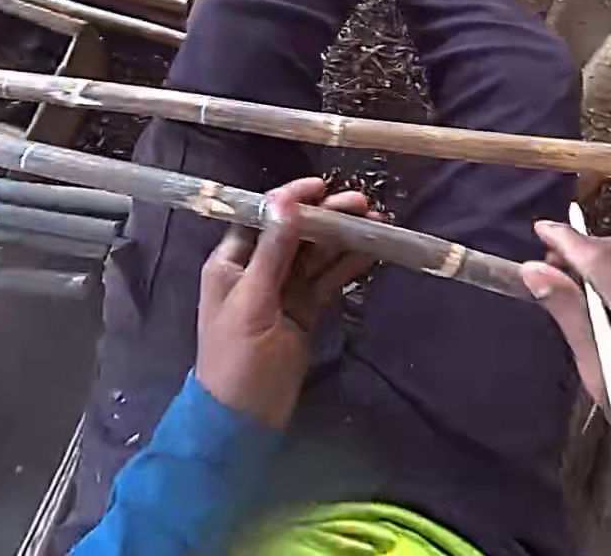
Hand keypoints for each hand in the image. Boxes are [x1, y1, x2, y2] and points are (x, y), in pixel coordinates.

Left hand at [195, 178, 378, 429]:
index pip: (264, 217)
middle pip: (295, 233)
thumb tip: (285, 201)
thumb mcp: (253, 300)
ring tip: (377, 225)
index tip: (321, 187)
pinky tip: (369, 256)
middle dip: (326, 219)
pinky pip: (326, 282)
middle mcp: (257, 269)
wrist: (242, 423)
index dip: (291, 199)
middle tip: (363, 206)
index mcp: (233, 260)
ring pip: (315, 256)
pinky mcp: (303, 311)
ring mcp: (282, 290)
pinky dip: (346, 269)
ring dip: (342, 241)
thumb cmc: (238, 358)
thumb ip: (273, 251)